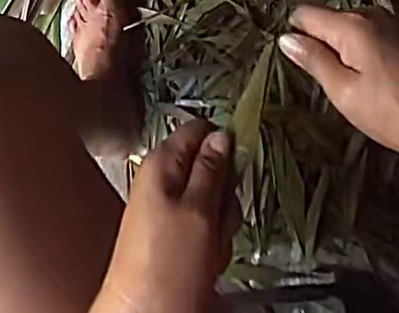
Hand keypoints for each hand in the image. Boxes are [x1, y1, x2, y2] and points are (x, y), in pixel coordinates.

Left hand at [91, 119, 238, 312]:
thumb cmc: (166, 268)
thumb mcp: (198, 212)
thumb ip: (213, 170)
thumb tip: (223, 134)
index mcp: (162, 163)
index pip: (199, 129)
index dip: (223, 144)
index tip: (236, 168)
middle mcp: (162, 181)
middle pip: (210, 169)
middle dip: (224, 196)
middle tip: (217, 220)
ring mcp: (167, 211)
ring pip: (212, 203)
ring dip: (220, 227)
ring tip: (209, 249)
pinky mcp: (174, 239)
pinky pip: (205, 230)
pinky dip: (212, 247)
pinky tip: (205, 263)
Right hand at [278, 5, 398, 162]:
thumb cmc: (394, 112)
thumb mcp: (344, 92)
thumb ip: (314, 61)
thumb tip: (287, 39)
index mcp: (350, 25)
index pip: (306, 14)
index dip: (295, 34)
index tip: (299, 62)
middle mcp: (369, 15)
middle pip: (328, 20)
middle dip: (321, 44)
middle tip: (328, 82)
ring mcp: (390, 24)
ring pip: (349, 30)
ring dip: (343, 51)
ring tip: (351, 87)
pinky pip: (369, 37)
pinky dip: (362, 55)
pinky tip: (373, 84)